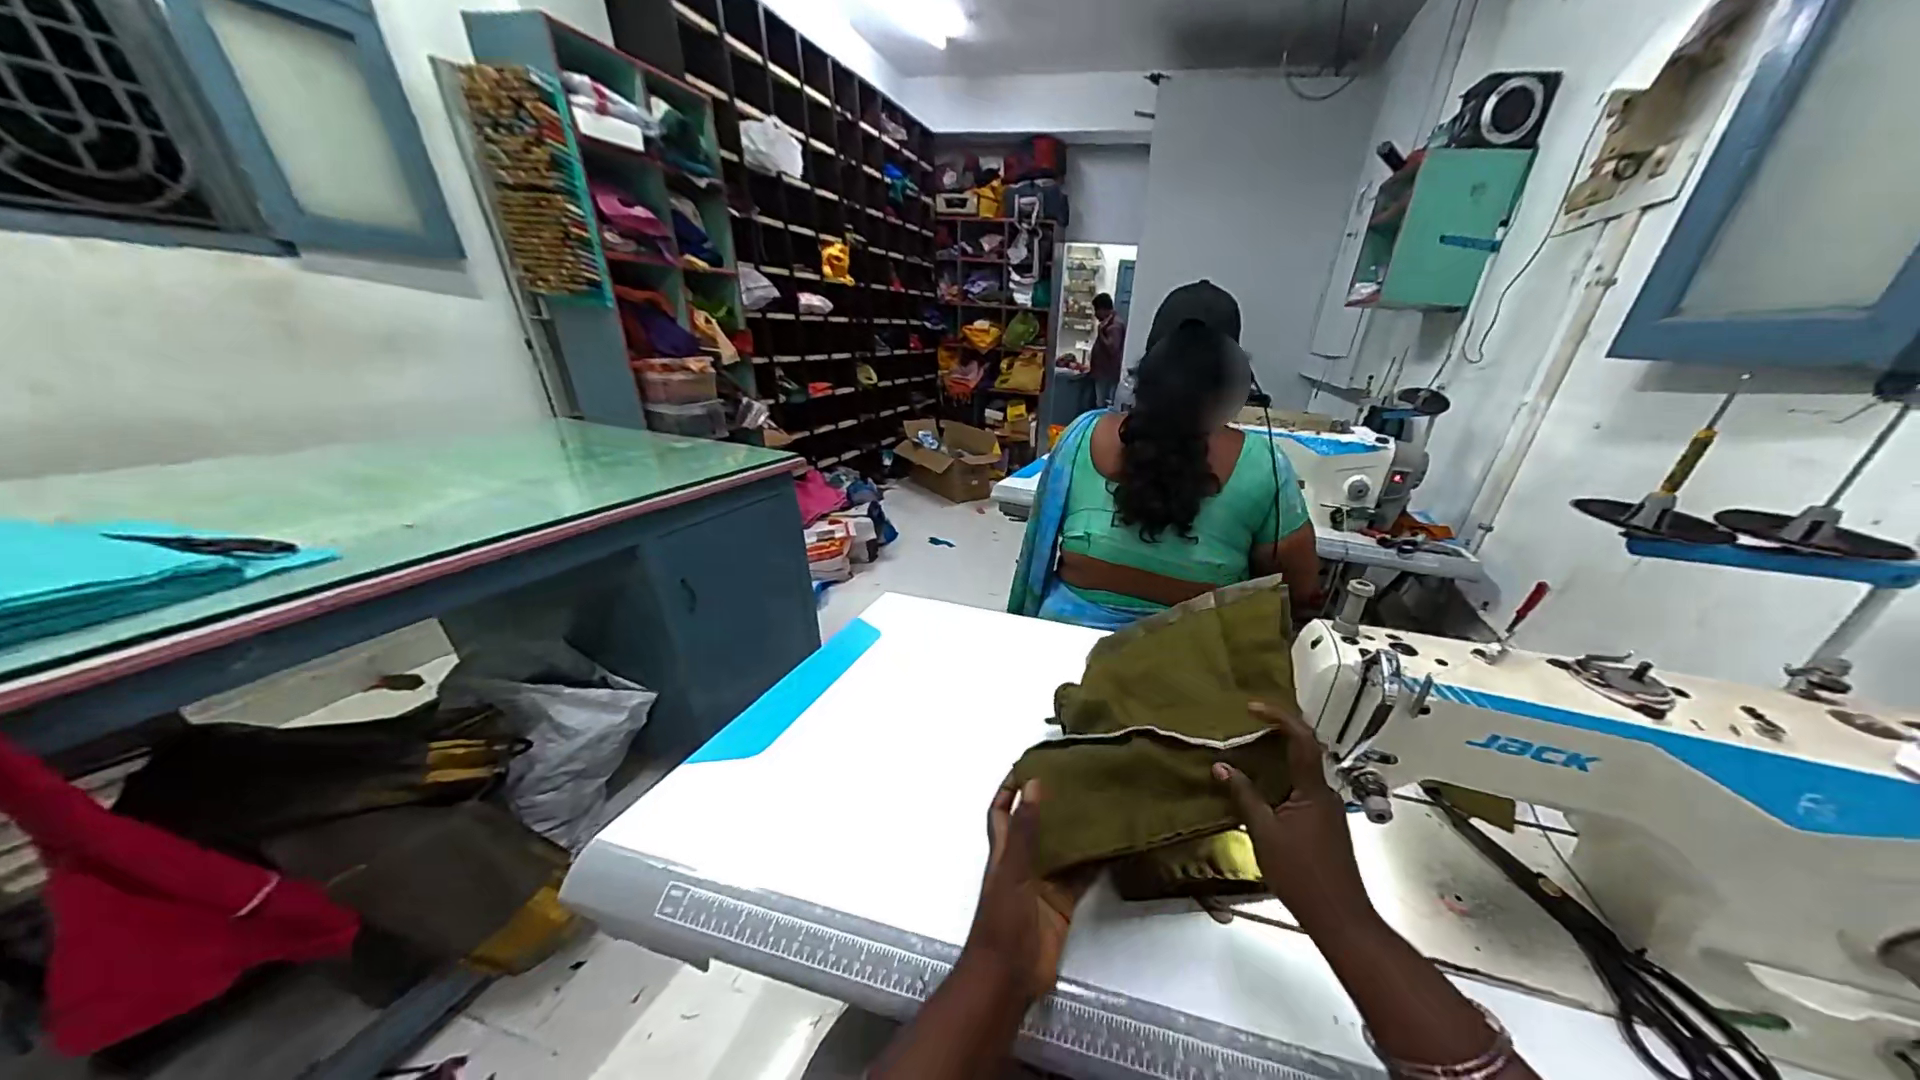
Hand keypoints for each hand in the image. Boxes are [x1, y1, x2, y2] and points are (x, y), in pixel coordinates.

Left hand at [963, 780, 1090, 1002]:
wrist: (1009, 975)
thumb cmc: (1003, 919)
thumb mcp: (1013, 869)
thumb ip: (1024, 829)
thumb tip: (1033, 784)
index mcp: (1002, 850)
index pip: (1002, 810)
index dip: (1010, 788)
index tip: (1028, 765)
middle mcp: (1022, 862)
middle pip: (1035, 826)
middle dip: (1050, 805)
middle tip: (1076, 781)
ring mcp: (1043, 883)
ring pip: (1061, 849)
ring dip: (1075, 832)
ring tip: (1099, 806)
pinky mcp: (1062, 903)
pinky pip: (1080, 877)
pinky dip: (1094, 863)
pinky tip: (1113, 847)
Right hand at [1213, 702, 1370, 926]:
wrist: (1340, 918)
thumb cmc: (1301, 874)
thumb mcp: (1264, 832)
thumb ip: (1244, 796)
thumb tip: (1221, 766)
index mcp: (1313, 791)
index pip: (1302, 741)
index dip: (1280, 718)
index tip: (1253, 708)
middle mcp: (1325, 794)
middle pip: (1305, 751)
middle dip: (1278, 732)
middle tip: (1247, 724)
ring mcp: (1327, 810)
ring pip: (1302, 772)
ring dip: (1278, 758)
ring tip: (1247, 753)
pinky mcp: (1325, 825)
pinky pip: (1302, 789)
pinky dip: (1281, 779)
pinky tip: (1261, 789)